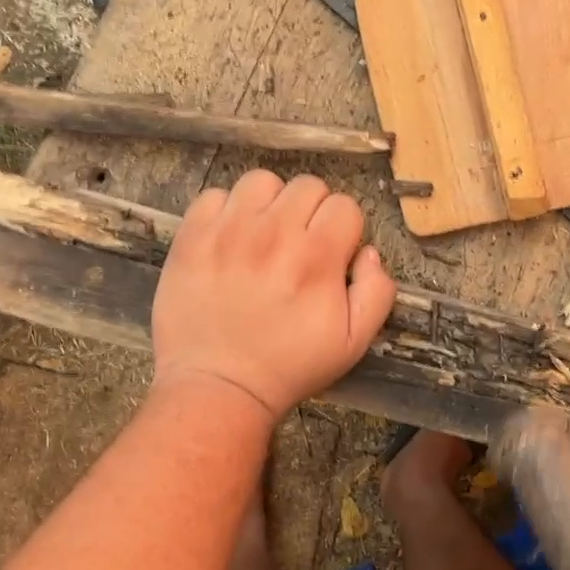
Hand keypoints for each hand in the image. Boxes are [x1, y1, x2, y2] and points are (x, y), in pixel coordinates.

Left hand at [151, 170, 396, 420]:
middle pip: (308, 186)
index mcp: (317, 257)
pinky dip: (226, 211)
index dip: (344, 229)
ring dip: (269, 203)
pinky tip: (229, 238)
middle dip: (312, 212)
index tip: (332, 254)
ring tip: (263, 234)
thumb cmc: (289, 366)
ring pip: (262, 181)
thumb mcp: (353, 343)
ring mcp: (230, 231)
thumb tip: (369, 253)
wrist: (218, 388)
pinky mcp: (193, 237)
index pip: (345, 205)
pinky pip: (215, 195)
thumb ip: (377, 292)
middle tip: (299, 245)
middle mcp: (275, 233)